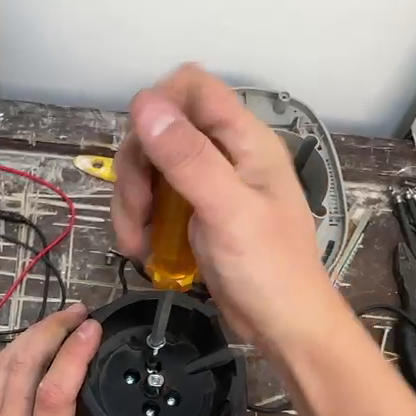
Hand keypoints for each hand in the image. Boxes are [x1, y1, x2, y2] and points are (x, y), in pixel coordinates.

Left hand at [0, 304, 163, 415]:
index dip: (73, 355)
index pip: (54, 393)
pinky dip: (5, 352)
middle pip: (27, 364)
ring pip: (4, 362)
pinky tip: (23, 345)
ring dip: (31, 335)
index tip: (93, 329)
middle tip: (81, 313)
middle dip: (54, 330)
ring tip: (58, 321)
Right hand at [112, 65, 348, 350]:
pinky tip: (140, 248)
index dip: (158, 106)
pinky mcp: (195, 213)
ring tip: (133, 242)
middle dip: (137, 168)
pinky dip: (139, 219)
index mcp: (245, 140)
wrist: (284, 327)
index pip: (192, 87)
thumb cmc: (269, 270)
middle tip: (135, 213)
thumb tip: (143, 103)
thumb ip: (188, 158)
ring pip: (150, 166)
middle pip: (161, 129)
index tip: (139, 150)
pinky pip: (154, 199)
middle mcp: (226, 153)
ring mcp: (209, 184)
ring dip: (131, 201)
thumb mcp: (228, 211)